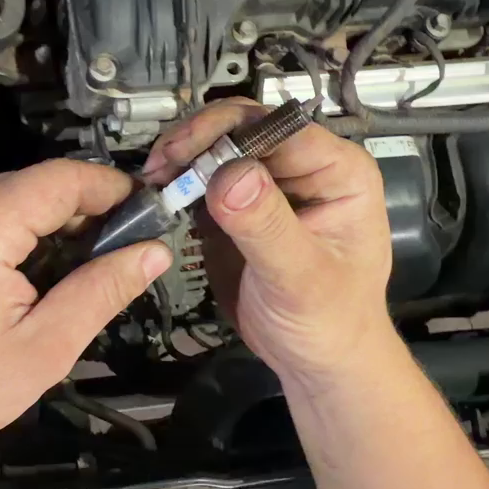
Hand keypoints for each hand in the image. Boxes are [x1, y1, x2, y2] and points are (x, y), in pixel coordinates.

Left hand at [0, 159, 172, 461]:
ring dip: (42, 223)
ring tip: (67, 273)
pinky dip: (6, 230)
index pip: (61, 178)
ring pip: (3, 196)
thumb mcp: (40, 350)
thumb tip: (152, 253)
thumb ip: (99, 293)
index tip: (145, 215)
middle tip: (112, 256)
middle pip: (32, 184)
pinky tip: (18, 274)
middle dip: (78, 212)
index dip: (110, 190)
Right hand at [142, 99, 395, 385]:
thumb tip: (228, 175)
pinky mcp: (234, 209)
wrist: (315, 360)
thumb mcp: (300, 277)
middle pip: (242, 128)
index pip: (278, 129)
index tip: (183, 157)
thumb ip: (267, 226)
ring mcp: (265, 187)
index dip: (228, 134)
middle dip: (197, 141)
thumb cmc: (328, 321)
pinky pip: (202, 181)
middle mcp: (302, 169)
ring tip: (152, 181)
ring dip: (181, 159)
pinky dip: (177, 184)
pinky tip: (157, 195)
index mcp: (336, 172)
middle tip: (159, 166)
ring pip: (217, 149)